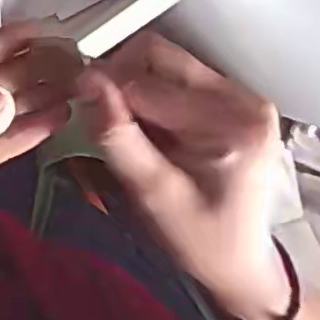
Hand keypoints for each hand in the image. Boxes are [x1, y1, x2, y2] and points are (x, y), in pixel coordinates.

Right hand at [80, 32, 289, 319]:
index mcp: (233, 122)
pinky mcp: (227, 96)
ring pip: (160, 59)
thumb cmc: (200, 238)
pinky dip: (146, 90)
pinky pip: (171, 73)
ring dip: (130, 82)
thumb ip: (118, 136)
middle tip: (98, 111)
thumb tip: (87, 82)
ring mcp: (237, 94)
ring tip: (125, 124)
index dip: (104, 87)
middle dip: (117, 77)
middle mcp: (242, 97)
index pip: (147, 82)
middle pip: (157, 55)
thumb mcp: (153, 194)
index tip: (78, 100)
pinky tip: (145, 124)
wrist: (240, 265)